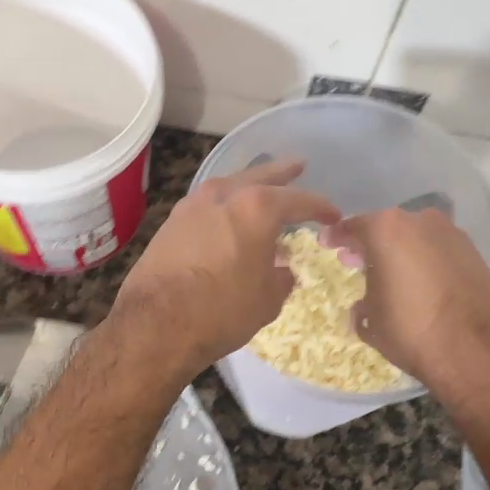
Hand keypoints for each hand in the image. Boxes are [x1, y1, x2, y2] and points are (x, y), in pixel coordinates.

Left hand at [112, 158, 339, 378]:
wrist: (156, 324)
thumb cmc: (222, 310)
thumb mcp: (267, 300)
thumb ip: (280, 277)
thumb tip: (281, 269)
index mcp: (257, 208)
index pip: (298, 200)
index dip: (320, 208)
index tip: (333, 214)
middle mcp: (224, 195)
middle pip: (260, 177)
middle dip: (281, 173)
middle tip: (297, 165)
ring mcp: (193, 205)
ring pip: (229, 186)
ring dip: (248, 187)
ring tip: (261, 188)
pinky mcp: (171, 223)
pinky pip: (207, 205)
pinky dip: (224, 206)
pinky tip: (228, 216)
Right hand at [324, 207, 489, 392]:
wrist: (475, 350)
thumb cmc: (411, 330)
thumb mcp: (371, 322)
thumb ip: (362, 304)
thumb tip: (363, 306)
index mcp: (386, 230)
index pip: (353, 226)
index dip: (337, 237)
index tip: (327, 244)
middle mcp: (420, 221)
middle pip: (387, 227)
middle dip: (370, 243)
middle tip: (355, 261)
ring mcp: (452, 234)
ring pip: (416, 237)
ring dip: (400, 251)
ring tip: (391, 274)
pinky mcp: (474, 252)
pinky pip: (438, 250)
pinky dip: (425, 260)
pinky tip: (420, 282)